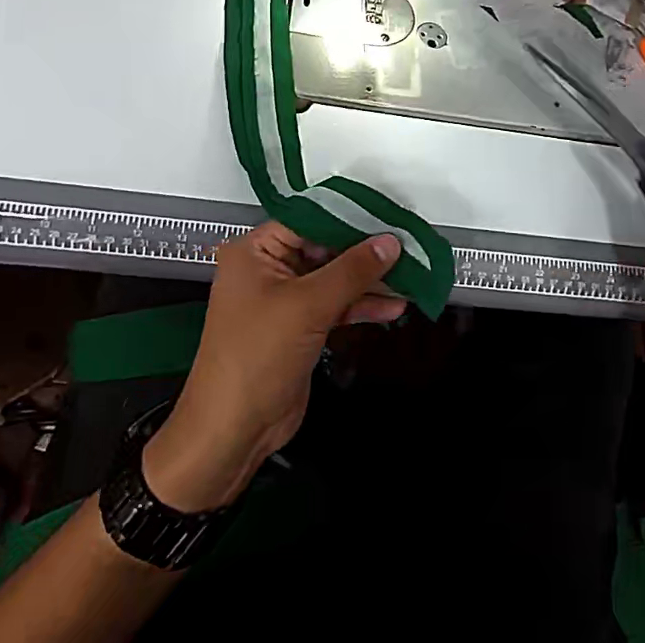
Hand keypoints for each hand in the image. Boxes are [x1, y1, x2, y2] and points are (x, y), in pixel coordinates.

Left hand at [142, 222, 406, 513]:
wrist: (235, 428)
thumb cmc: (254, 358)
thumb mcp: (307, 305)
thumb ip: (352, 271)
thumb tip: (388, 243)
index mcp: (255, 251)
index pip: (308, 220)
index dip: (348, 218)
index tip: (387, 217)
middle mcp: (268, 269)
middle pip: (324, 248)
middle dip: (364, 252)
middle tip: (405, 246)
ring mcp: (285, 299)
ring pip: (334, 278)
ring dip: (369, 280)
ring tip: (409, 274)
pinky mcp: (301, 327)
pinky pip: (336, 305)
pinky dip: (362, 305)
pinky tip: (393, 305)